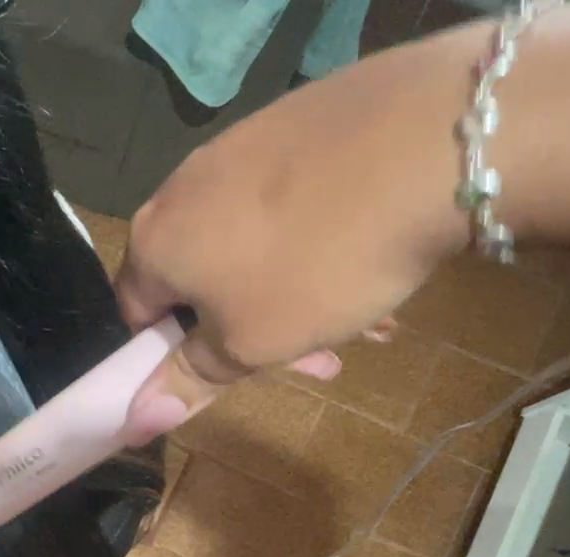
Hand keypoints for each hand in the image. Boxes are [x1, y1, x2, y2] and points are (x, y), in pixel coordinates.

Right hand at [113, 27, 482, 443]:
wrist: (435, 138)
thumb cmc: (317, 263)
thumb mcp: (248, 345)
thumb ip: (187, 380)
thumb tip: (134, 423)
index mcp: (152, 245)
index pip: (135, 314)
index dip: (171, 353)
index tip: (223, 371)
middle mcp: (179, 189)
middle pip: (195, 277)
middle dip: (243, 326)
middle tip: (308, 359)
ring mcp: (239, 146)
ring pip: (247, 240)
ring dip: (285, 287)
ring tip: (356, 316)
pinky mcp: (297, 119)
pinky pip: (287, 198)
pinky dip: (312, 235)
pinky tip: (366, 252)